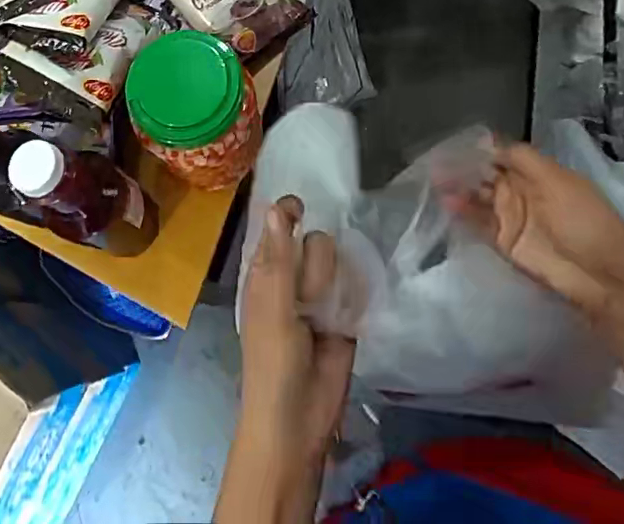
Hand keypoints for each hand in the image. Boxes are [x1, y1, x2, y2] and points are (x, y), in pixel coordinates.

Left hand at [240, 196, 356, 466]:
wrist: (299, 419)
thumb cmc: (273, 360)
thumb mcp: (273, 306)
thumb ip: (279, 258)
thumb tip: (276, 208)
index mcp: (265, 271)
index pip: (277, 227)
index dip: (288, 211)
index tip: (303, 204)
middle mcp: (292, 278)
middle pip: (315, 244)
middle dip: (316, 265)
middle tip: (308, 297)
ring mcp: (321, 298)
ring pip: (338, 266)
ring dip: (334, 284)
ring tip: (324, 316)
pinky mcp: (346, 319)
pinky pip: (358, 293)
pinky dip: (357, 299)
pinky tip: (348, 317)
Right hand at [449, 144, 623, 323]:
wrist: (604, 280)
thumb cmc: (586, 223)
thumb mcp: (559, 182)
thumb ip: (522, 159)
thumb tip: (486, 142)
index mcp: (538, 175)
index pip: (501, 154)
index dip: (478, 148)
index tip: (453, 143)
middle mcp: (521, 192)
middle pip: (483, 173)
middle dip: (460, 166)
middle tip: (434, 160)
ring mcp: (511, 216)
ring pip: (475, 194)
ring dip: (456, 186)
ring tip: (434, 180)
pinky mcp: (501, 239)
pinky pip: (475, 220)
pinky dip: (459, 210)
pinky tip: (445, 202)